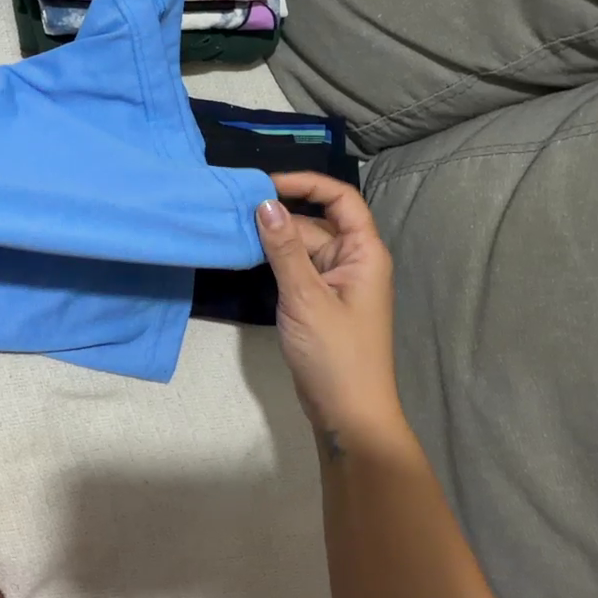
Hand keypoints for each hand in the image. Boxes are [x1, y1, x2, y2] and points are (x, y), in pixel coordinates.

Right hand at [255, 173, 403, 446]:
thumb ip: (284, 249)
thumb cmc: (336, 354)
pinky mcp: (318, 301)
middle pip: (316, 221)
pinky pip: (296, 268)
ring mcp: (335, 282)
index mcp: (364, 253)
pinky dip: (274, 260)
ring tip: (233, 229)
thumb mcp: (305, 297)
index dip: (306, 184)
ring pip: (302, 245)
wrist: (348, 414)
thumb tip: (264, 203)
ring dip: (273, 238)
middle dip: (280, 214)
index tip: (266, 184)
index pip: (341, 200)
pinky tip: (246, 256)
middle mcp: (353, 261)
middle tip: (234, 210)